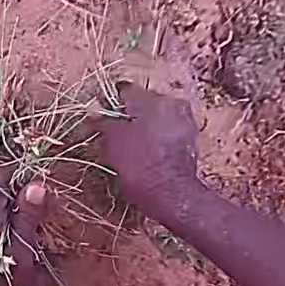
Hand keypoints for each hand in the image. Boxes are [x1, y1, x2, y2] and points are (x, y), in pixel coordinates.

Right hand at [95, 82, 203, 218]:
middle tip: (109, 129)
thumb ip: (104, 123)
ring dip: (140, 125)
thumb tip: (94, 115)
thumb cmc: (140, 167)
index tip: (97, 112)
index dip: (107, 102)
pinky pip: (166, 129)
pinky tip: (143, 151)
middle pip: (142, 102)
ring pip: (155, 116)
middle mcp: (172, 104)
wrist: (172, 195)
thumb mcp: (114, 143)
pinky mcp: (190, 139)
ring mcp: (185, 121)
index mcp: (152, 100)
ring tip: (125, 143)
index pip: (125, 91)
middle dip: (126, 114)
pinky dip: (153, 136)